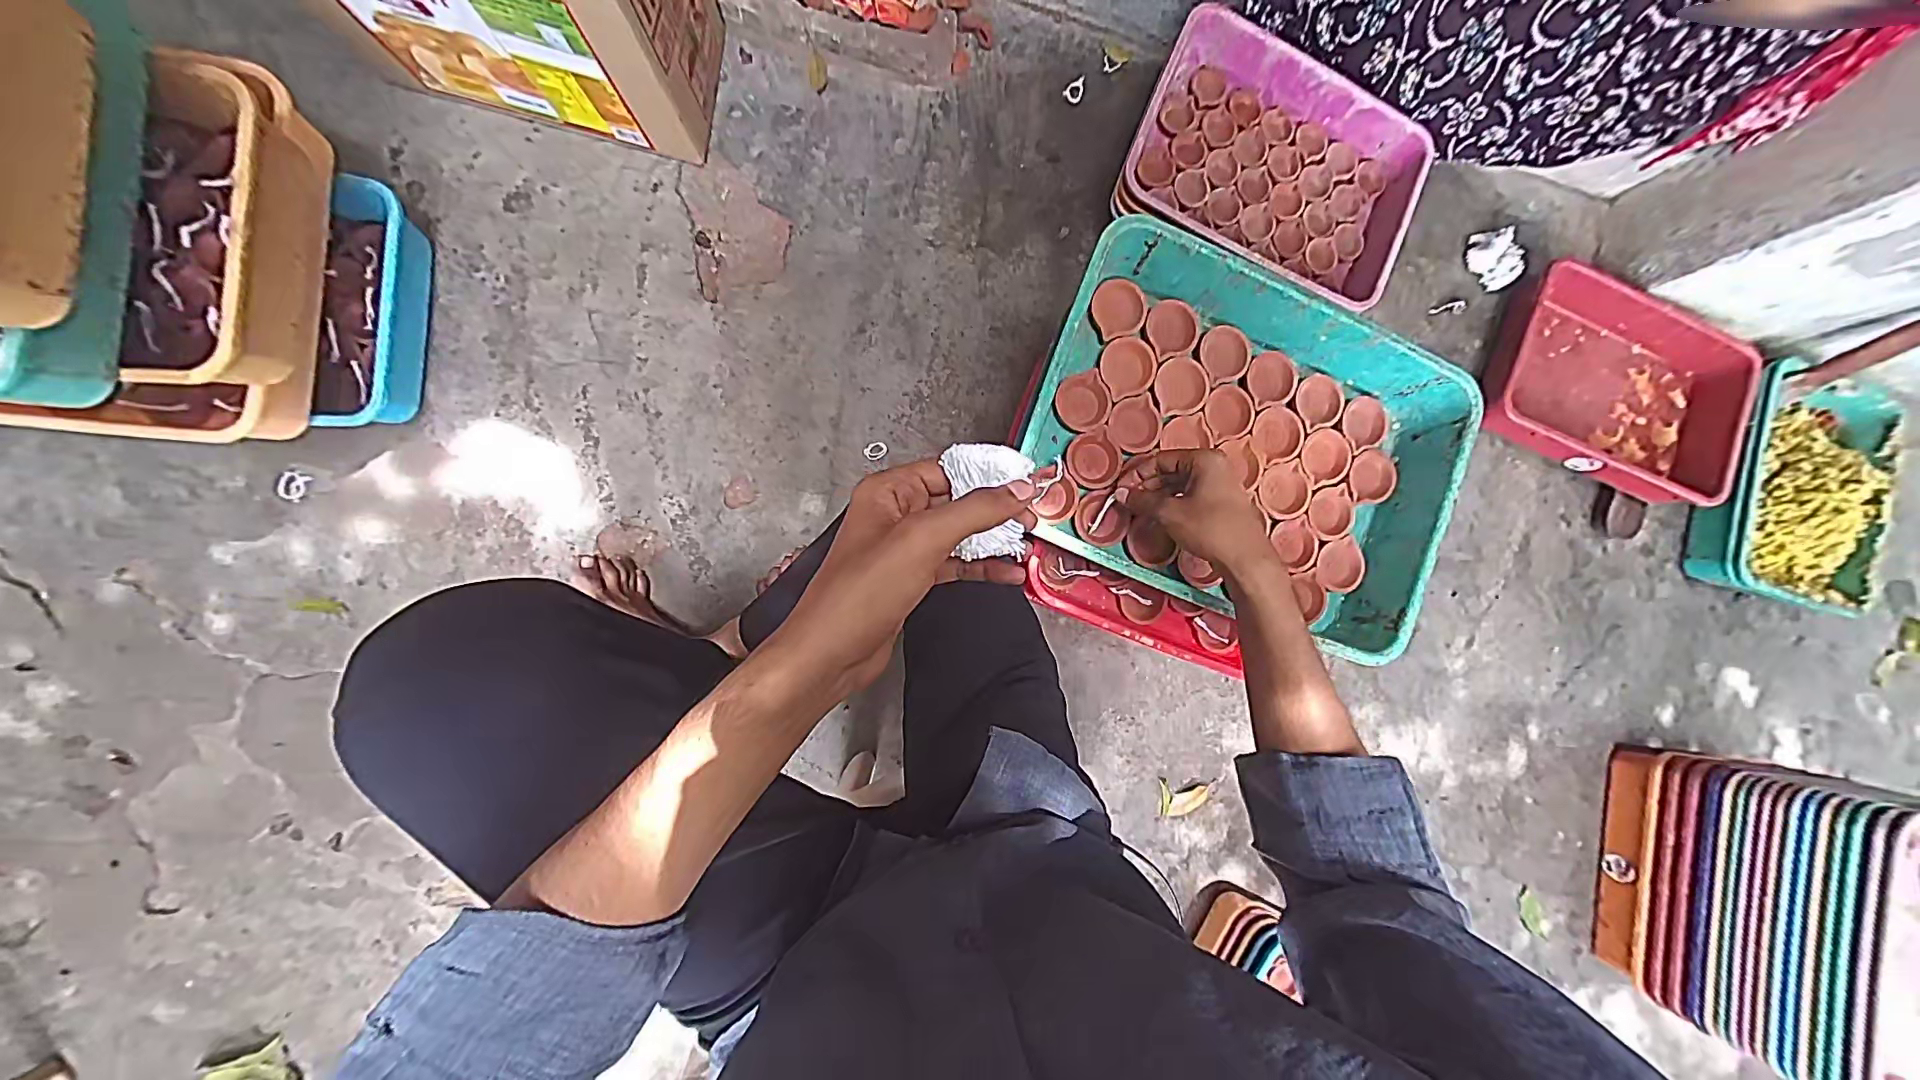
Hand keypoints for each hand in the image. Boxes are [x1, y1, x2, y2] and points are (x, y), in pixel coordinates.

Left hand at [765, 460, 1037, 697]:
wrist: (832, 653)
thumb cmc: (854, 597)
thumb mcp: (923, 540)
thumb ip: (975, 511)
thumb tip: (1014, 491)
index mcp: (888, 492)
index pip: (948, 469)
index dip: (988, 475)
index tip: (1022, 482)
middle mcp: (894, 516)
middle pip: (958, 502)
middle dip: (996, 510)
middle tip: (1029, 516)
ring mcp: (904, 549)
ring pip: (959, 535)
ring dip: (993, 541)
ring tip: (1025, 543)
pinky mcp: (912, 579)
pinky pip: (955, 563)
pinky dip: (982, 567)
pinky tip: (1006, 572)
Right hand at [1114, 449, 1273, 575]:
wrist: (1245, 559)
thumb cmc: (1211, 529)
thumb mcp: (1169, 513)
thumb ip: (1142, 500)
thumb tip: (1122, 494)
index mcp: (1204, 460)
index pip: (1161, 459)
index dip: (1137, 474)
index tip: (1122, 489)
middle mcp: (1214, 467)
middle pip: (1170, 470)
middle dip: (1146, 486)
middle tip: (1127, 500)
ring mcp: (1218, 485)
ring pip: (1178, 485)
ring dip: (1156, 496)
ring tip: (1138, 510)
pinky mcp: (1219, 503)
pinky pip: (1188, 496)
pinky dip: (1171, 504)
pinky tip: (1157, 516)